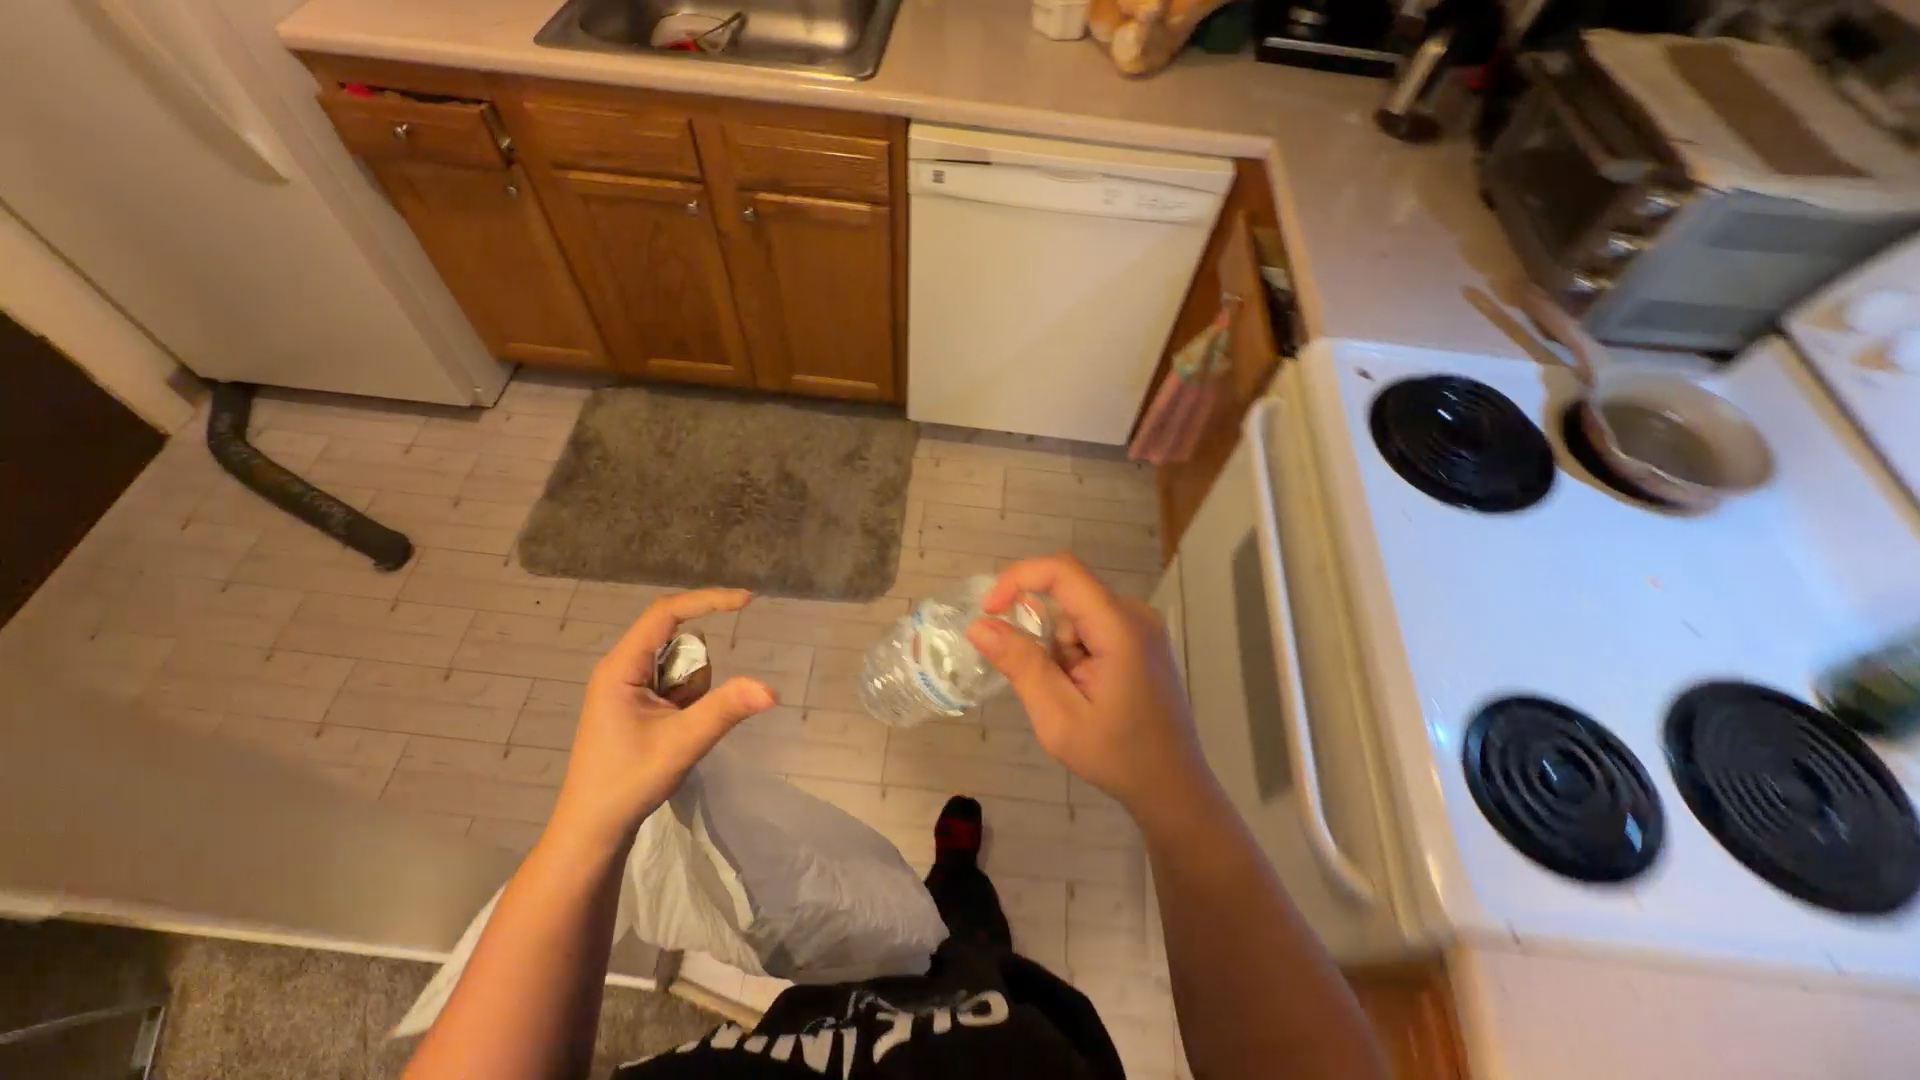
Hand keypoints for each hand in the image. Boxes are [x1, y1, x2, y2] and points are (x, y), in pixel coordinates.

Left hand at [549, 589, 774, 849]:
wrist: (594, 827)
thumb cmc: (627, 782)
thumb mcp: (682, 743)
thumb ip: (725, 709)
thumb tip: (772, 690)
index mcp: (621, 666)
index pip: (666, 613)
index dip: (707, 600)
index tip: (747, 601)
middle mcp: (621, 667)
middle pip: (678, 643)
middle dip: (696, 675)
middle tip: (684, 716)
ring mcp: (628, 685)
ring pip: (683, 666)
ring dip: (694, 694)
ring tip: (674, 733)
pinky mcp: (637, 703)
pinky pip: (678, 686)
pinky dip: (688, 705)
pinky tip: (671, 736)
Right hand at [966, 554, 1209, 819]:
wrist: (1173, 786)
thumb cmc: (1118, 756)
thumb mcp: (1058, 718)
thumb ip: (1021, 665)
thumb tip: (979, 624)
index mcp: (1120, 628)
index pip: (1063, 571)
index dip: (1019, 578)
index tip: (989, 611)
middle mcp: (1135, 615)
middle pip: (1068, 596)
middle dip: (1041, 633)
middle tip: (1042, 685)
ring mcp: (1141, 626)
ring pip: (1076, 615)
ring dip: (1058, 649)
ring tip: (1072, 699)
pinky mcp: (1140, 640)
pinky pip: (1091, 628)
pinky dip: (1073, 654)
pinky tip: (1085, 693)